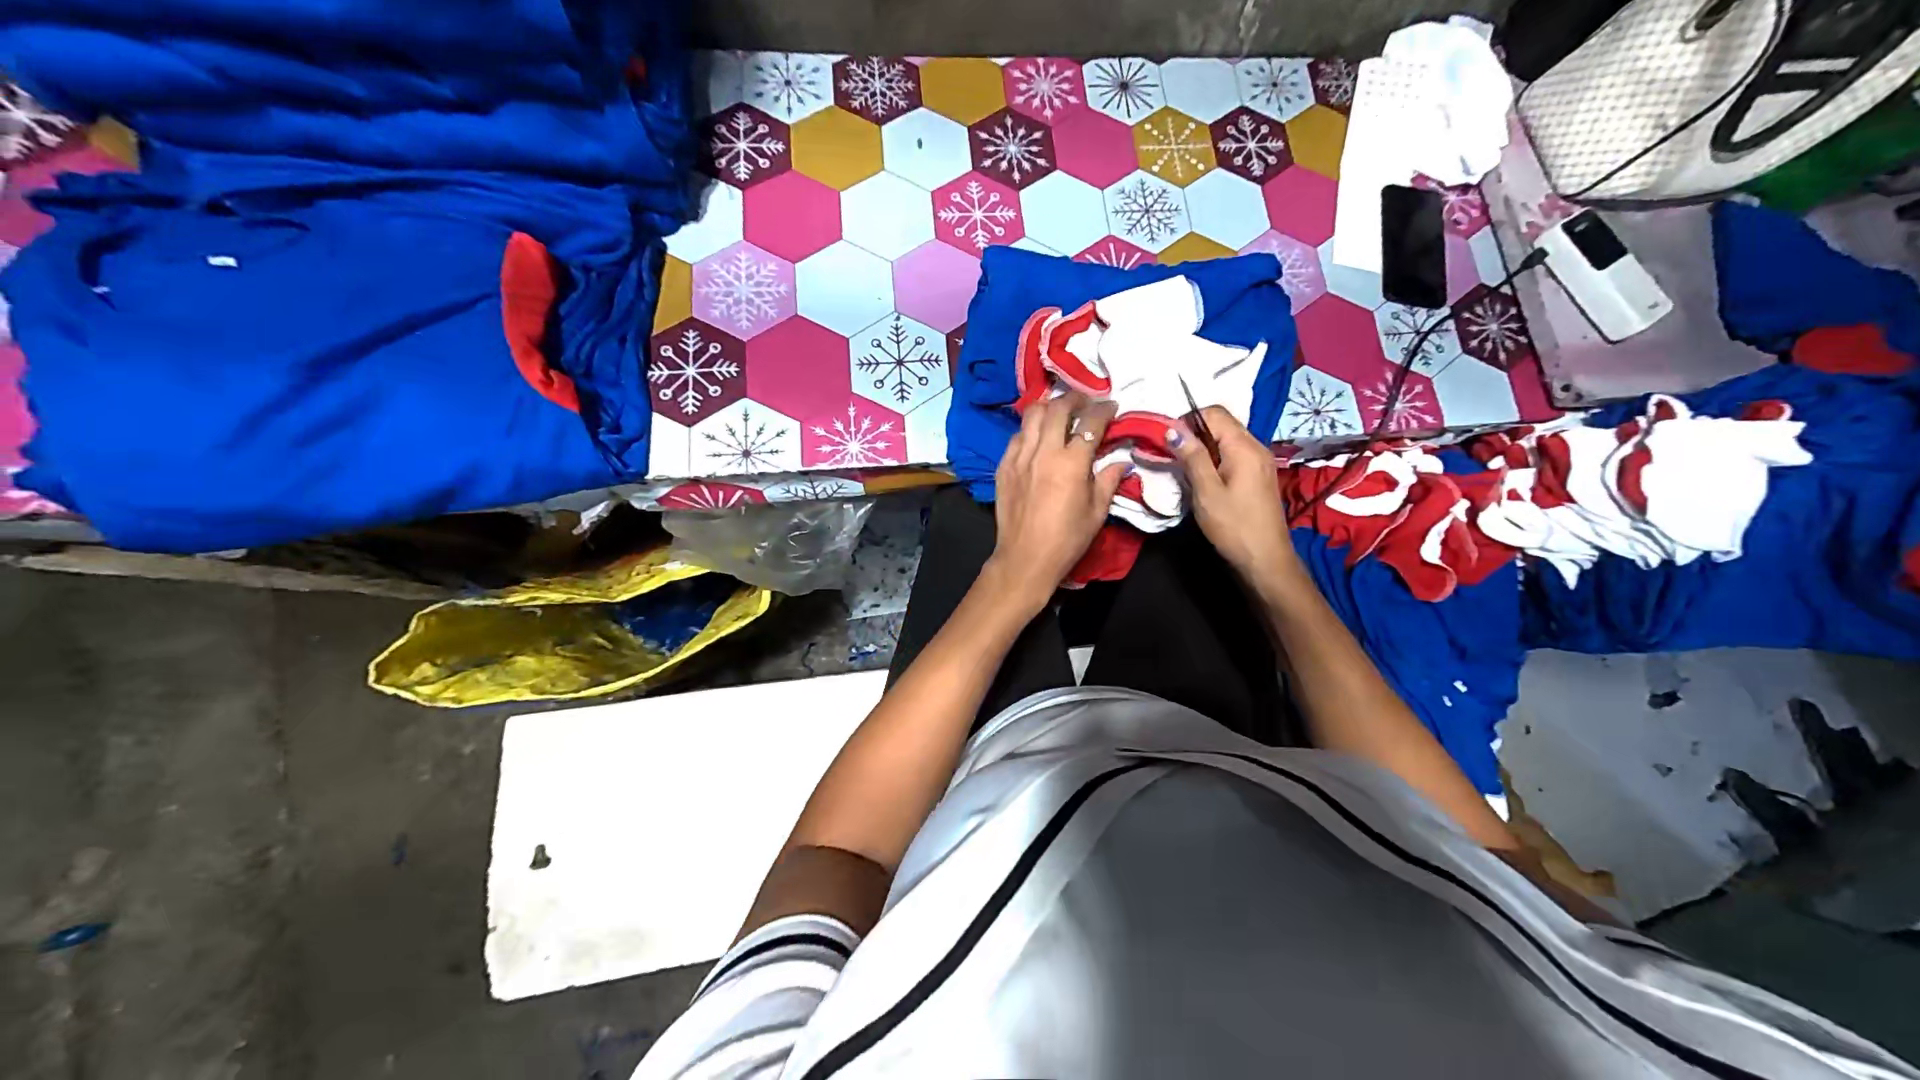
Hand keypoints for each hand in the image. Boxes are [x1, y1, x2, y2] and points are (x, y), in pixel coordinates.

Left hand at [987, 394, 1126, 608]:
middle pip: (1058, 408)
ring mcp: (1019, 457)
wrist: (1025, 558)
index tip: (1112, 407)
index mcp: (1071, 463)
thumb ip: (1108, 481)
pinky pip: (1017, 436)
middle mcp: (1044, 452)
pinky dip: (1030, 428)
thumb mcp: (1096, 512)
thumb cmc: (1067, 540)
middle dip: (1075, 398)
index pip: (1090, 423)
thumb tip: (1120, 461)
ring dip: (1049, 407)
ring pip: (1032, 415)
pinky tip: (1038, 435)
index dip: (1104, 410)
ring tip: (1060, 411)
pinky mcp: (1003, 466)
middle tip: (1086, 402)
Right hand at [1168, 406, 1295, 582]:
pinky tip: (1202, 478)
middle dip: (1193, 433)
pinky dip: (1214, 458)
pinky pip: (1232, 454)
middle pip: (1221, 424)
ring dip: (1202, 447)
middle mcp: (1256, 447)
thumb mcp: (1206, 491)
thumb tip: (1173, 428)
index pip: (1214, 413)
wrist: (1264, 559)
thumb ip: (1191, 456)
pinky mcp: (1258, 475)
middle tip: (1171, 455)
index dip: (1187, 420)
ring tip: (1184, 468)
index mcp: (1244, 447)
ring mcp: (1259, 461)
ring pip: (1226, 440)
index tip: (1167, 441)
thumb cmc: (1233, 525)